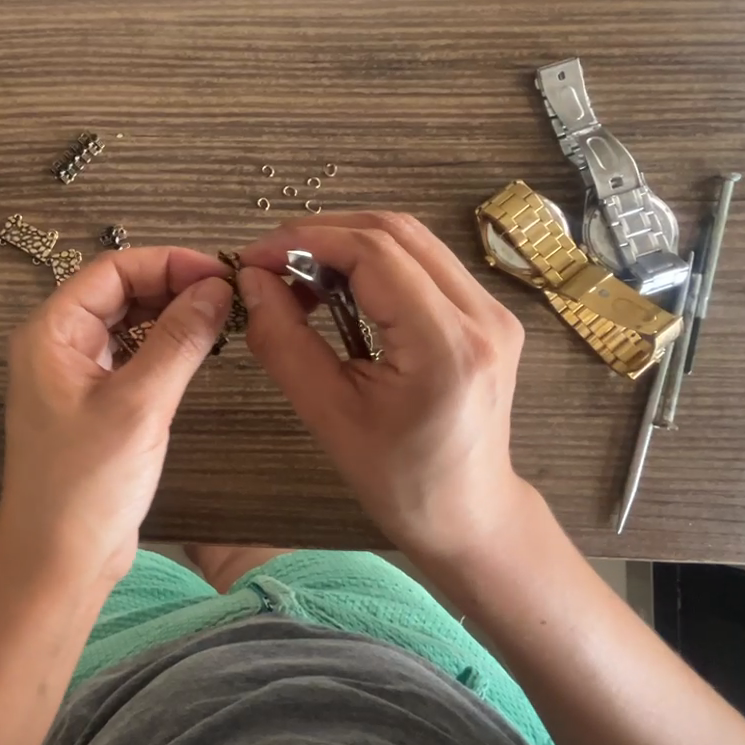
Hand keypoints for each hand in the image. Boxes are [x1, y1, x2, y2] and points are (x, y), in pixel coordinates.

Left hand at [0, 248, 233, 586]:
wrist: (59, 560)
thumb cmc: (86, 484)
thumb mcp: (139, 405)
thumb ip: (179, 340)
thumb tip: (218, 288)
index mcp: (50, 332)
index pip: (111, 271)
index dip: (167, 263)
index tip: (221, 272)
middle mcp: (57, 345)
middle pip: (119, 292)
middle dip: (173, 286)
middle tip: (231, 296)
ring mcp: (74, 375)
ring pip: (128, 324)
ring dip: (172, 316)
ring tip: (223, 317)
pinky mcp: (94, 403)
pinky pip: (131, 357)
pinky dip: (164, 348)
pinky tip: (199, 349)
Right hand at [237, 212, 538, 560]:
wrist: (468, 513)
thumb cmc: (395, 478)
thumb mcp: (326, 414)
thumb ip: (283, 341)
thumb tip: (251, 281)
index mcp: (445, 345)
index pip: (374, 253)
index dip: (305, 241)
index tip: (253, 259)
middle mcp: (483, 314)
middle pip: (395, 232)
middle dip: (321, 234)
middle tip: (268, 263)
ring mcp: (493, 310)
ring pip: (411, 240)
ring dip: (345, 244)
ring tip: (296, 278)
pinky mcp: (487, 314)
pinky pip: (422, 263)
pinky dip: (370, 262)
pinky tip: (335, 291)